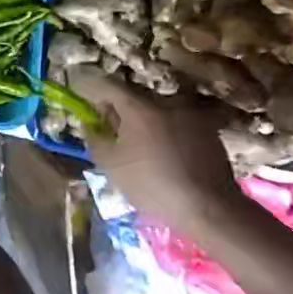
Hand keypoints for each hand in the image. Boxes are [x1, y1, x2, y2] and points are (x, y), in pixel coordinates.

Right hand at [68, 67, 246, 230]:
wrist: (210, 208)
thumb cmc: (153, 185)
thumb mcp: (111, 166)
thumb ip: (95, 139)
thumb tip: (91, 125)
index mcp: (139, 106)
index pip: (107, 85)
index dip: (90, 89)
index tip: (82, 99)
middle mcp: (166, 101)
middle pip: (134, 96)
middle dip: (119, 108)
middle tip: (111, 128)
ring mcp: (191, 114)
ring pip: (157, 109)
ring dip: (144, 120)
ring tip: (140, 144)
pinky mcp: (209, 130)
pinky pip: (177, 122)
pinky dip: (165, 131)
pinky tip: (165, 154)